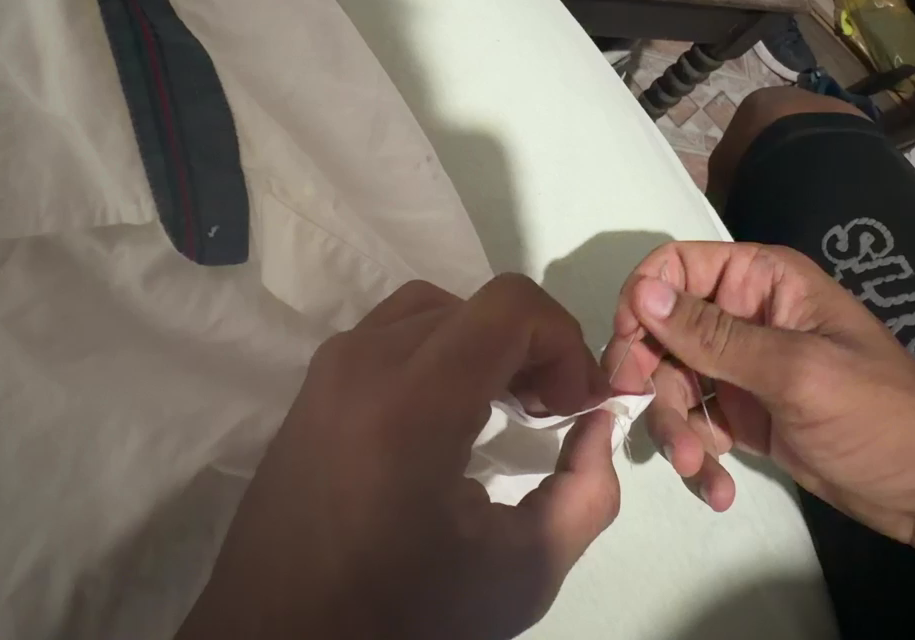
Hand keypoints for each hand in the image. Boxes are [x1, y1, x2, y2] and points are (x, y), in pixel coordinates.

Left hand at [181, 276, 620, 639]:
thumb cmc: (401, 615)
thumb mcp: (520, 573)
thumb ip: (587, 492)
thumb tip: (597, 422)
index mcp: (412, 402)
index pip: (510, 305)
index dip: (563, 340)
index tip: (575, 406)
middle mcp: (366, 360)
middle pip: (481, 305)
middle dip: (536, 347)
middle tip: (554, 413)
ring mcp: (333, 363)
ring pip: (441, 307)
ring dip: (490, 342)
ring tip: (506, 405)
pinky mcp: (317, 378)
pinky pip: (399, 327)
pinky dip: (446, 346)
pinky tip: (453, 408)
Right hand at [605, 241, 914, 547]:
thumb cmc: (879, 414)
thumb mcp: (795, 371)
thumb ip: (714, 335)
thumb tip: (641, 292)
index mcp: (761, 281)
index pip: (677, 266)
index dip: (643, 301)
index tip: (628, 351)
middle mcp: (744, 315)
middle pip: (665, 328)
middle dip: (654, 377)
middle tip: (647, 416)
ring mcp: (742, 367)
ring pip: (674, 380)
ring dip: (675, 425)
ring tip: (698, 466)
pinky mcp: (744, 414)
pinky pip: (696, 421)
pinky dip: (698, 452)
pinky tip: (718, 485)